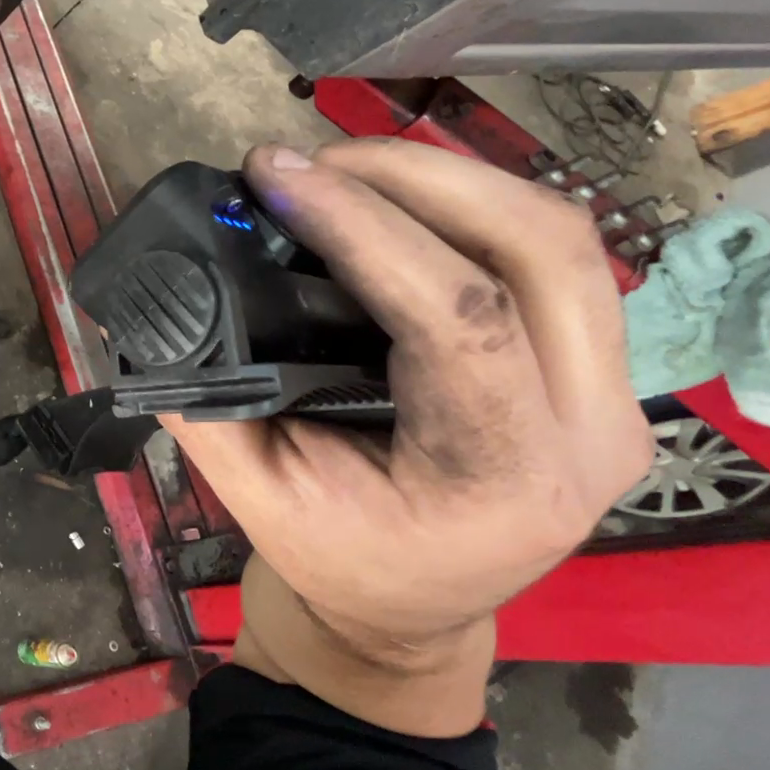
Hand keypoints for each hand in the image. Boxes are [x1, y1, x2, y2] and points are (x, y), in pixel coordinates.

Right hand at [167, 139, 651, 731]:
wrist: (406, 607)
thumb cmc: (334, 559)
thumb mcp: (254, 495)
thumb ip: (211, 400)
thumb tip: (157, 307)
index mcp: (501, 474)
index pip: (457, 318)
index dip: (362, 229)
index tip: (275, 176)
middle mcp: (591, 425)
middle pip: (542, 247)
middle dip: (418, 176)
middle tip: (309, 162)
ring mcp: (612, 391)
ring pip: (559, 234)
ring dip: (446, 177)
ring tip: (340, 169)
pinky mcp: (593, 364)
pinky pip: (547, 253)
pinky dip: (465, 203)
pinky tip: (388, 199)